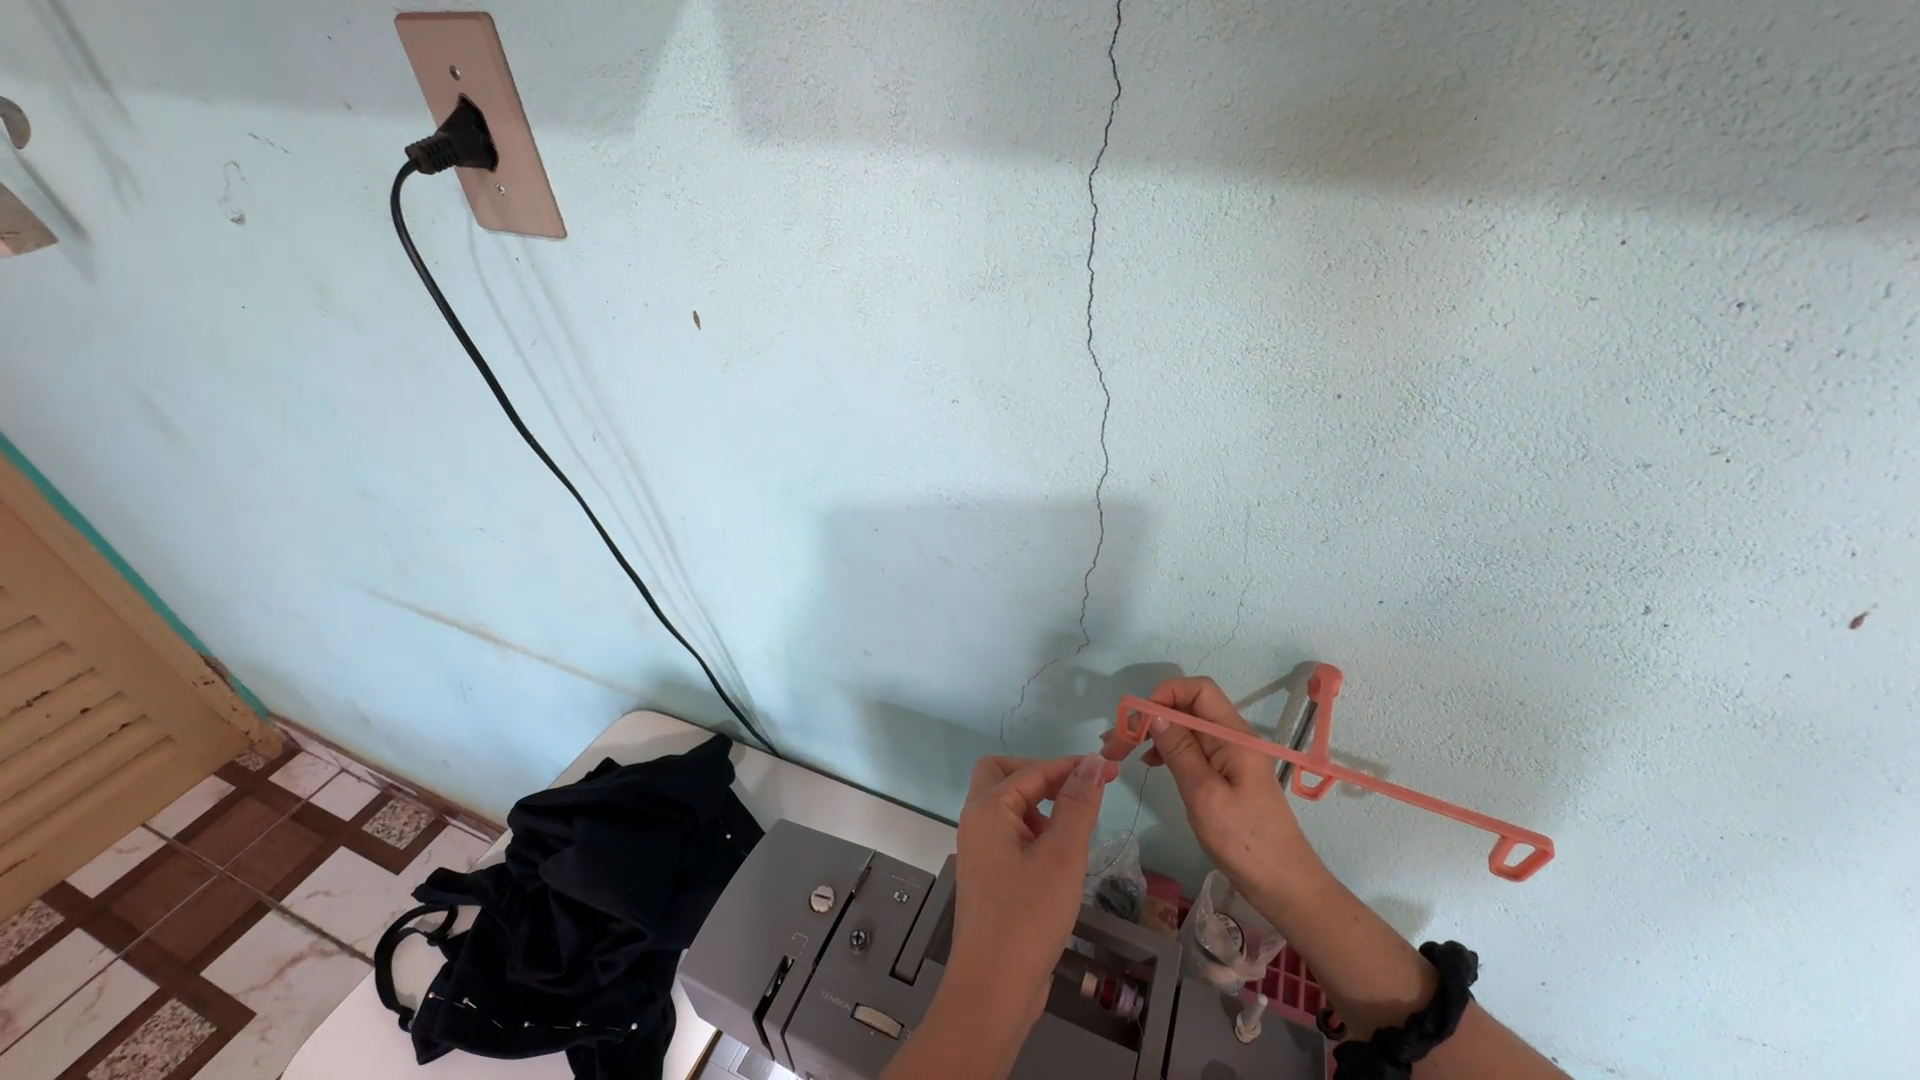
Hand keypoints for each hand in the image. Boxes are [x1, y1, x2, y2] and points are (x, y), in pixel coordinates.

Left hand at [949, 754, 1117, 1027]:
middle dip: (1042, 776)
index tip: (1113, 770)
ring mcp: (979, 852)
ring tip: (1073, 833)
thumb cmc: (1028, 917)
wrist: (993, 988)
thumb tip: (1090, 762)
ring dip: (1039, 806)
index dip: (1073, 767)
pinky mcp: (989, 877)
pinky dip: (1035, 832)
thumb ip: (1077, 804)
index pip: (1033, 770)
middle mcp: (976, 823)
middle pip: (1003, 775)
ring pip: (1007, 807)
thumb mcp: (1062, 855)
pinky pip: (1010, 835)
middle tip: (1078, 794)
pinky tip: (1060, 859)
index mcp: (987, 809)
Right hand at [1112, 676, 1320, 900]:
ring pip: (1186, 728)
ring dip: (1154, 733)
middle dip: (1150, 715)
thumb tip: (1154, 712)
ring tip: (1122, 753)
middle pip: (1187, 707)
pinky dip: (1167, 750)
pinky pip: (1192, 748)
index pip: (1198, 689)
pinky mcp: (1226, 774)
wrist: (1282, 883)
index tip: (1135, 720)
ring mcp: (1230, 756)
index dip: (1164, 693)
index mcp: (1234, 736)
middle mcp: (1233, 738)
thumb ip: (1179, 750)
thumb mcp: (1204, 794)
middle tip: (1114, 742)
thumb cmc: (1243, 839)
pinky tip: (1149, 764)